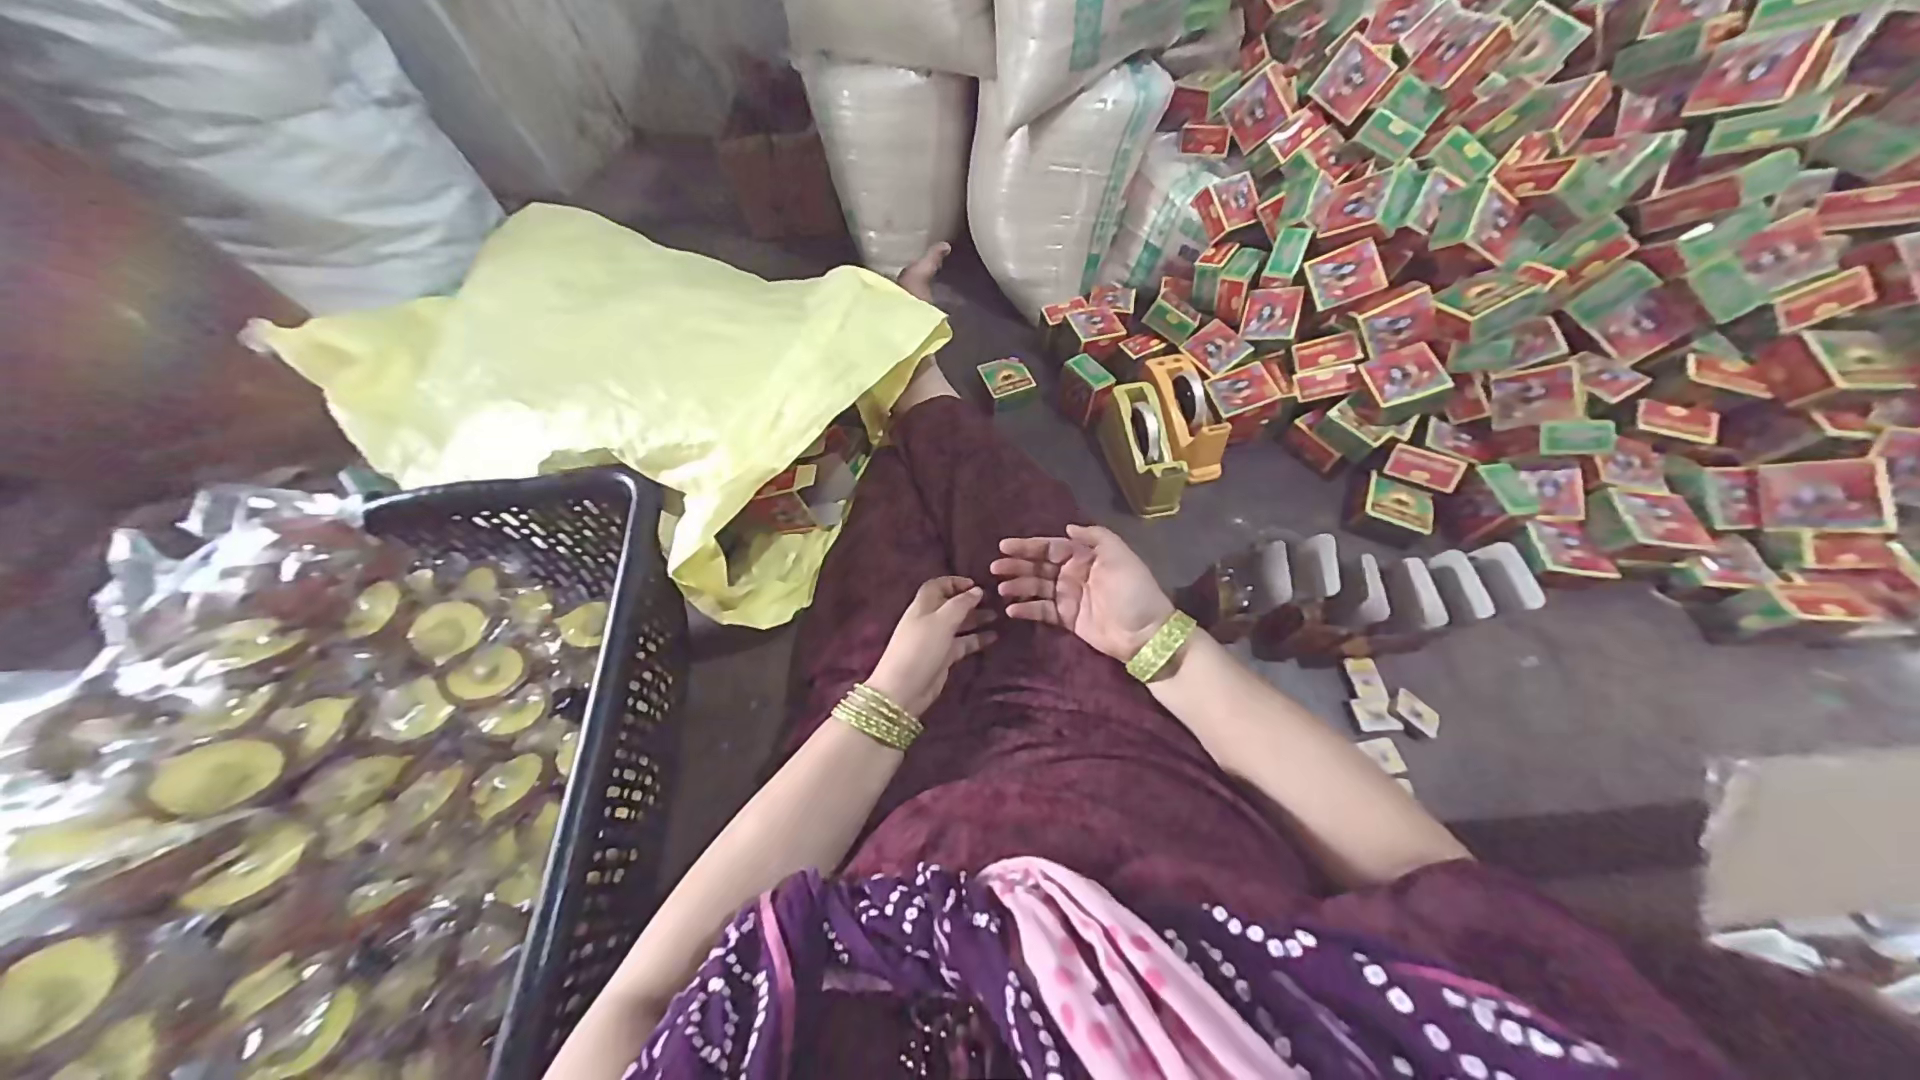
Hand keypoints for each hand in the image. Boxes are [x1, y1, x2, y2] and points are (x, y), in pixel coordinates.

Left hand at [866, 577, 996, 716]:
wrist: (904, 689)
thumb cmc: (921, 648)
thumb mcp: (942, 621)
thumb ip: (961, 604)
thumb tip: (976, 590)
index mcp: (923, 606)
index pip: (937, 586)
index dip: (954, 582)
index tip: (975, 584)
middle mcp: (929, 620)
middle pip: (950, 605)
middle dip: (969, 601)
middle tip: (992, 600)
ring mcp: (936, 640)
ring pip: (958, 624)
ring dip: (976, 619)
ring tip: (996, 616)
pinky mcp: (943, 657)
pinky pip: (962, 643)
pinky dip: (976, 639)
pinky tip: (993, 637)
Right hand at [991, 525, 1174, 662]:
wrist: (1144, 632)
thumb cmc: (1132, 590)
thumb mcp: (1119, 555)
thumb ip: (1094, 537)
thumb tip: (1067, 527)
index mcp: (1084, 556)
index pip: (1050, 547)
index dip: (1028, 546)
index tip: (1005, 547)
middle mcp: (1073, 574)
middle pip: (1039, 566)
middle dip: (1017, 565)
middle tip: (995, 567)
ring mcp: (1069, 597)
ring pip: (1037, 588)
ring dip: (1019, 586)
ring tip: (1002, 589)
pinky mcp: (1067, 619)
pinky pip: (1042, 611)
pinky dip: (1026, 609)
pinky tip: (1011, 609)